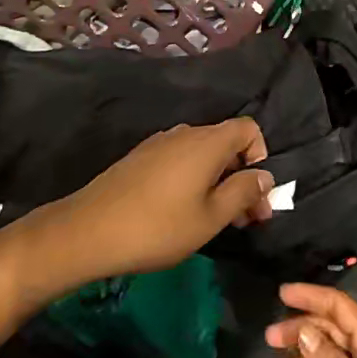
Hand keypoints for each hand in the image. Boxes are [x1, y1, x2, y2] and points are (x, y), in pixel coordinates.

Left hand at [37, 118, 273, 281]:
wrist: (91, 229)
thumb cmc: (159, 227)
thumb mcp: (210, 218)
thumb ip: (243, 193)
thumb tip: (265, 176)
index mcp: (207, 142)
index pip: (248, 128)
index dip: (260, 156)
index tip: (256, 194)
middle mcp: (186, 133)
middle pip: (226, 142)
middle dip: (242, 176)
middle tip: (246, 220)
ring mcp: (161, 143)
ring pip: (203, 153)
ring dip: (218, 180)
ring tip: (215, 220)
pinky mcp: (142, 157)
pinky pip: (181, 159)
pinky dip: (194, 178)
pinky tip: (183, 211)